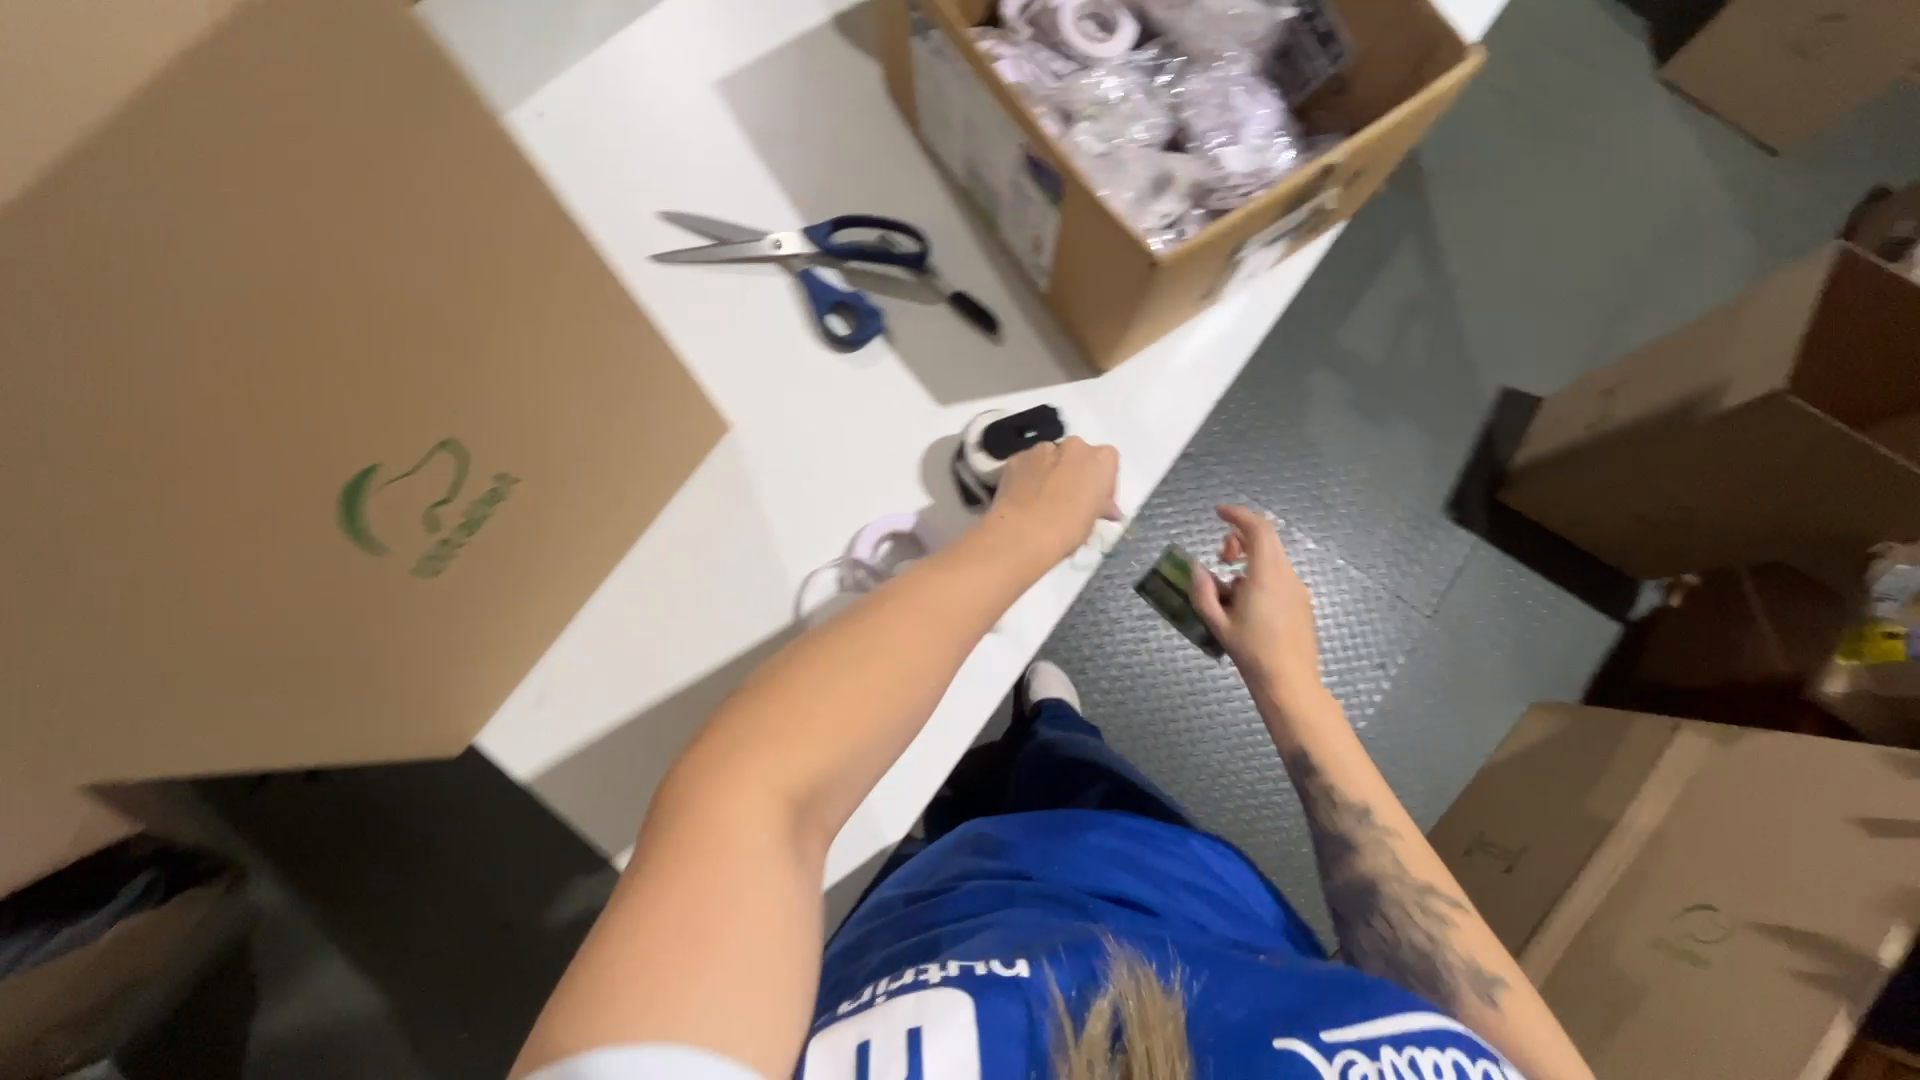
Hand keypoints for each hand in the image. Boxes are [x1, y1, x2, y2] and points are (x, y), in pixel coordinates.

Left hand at [985, 437, 1119, 565]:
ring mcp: (1041, 449)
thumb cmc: (1069, 528)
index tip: (1095, 502)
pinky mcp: (1015, 458)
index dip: (1102, 483)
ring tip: (1041, 500)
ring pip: (1050, 457)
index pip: (1108, 463)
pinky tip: (1022, 498)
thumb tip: (1109, 510)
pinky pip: (1027, 465)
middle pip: (1077, 456)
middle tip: (1068, 500)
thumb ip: (1101, 506)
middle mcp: (1073, 445)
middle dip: (1074, 473)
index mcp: (1100, 459)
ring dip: (1049, 472)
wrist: (1023, 532)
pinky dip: (1027, 477)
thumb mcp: (1093, 521)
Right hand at [1188, 506, 1322, 700]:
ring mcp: (1298, 589)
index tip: (1218, 512)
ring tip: (1229, 591)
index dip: (1237, 515)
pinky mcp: (1302, 603)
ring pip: (1272, 559)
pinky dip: (1260, 576)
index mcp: (1265, 575)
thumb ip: (1203, 590)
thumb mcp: (1216, 622)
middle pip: (1266, 540)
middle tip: (1221, 557)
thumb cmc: (1250, 652)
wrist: (1289, 681)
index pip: (1257, 529)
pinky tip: (1248, 606)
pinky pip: (1279, 577)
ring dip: (1249, 561)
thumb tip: (1197, 568)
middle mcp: (1286, 576)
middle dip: (1240, 539)